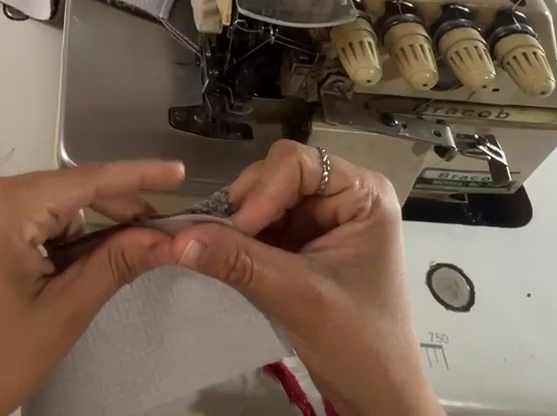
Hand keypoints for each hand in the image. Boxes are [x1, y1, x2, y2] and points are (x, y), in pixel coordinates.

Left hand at [0, 160, 184, 415]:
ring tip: (134, 244)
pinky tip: (90, 252)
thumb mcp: (66, 310)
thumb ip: (117, 263)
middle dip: (120, 205)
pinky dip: (70, 227)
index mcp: (6, 209)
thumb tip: (169, 239)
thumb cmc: (1, 354)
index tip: (177, 171)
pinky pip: (42, 208)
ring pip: (60, 197)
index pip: (84, 182)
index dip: (136, 176)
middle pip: (73, 186)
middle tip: (165, 227)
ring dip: (96, 219)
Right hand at [173, 141, 442, 415]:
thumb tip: (179, 241)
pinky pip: (260, 219)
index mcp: (363, 194)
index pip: (297, 163)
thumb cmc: (359, 343)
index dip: (263, 191)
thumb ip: (240, 262)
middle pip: (276, 174)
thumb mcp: (300, 298)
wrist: (378, 397)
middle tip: (224, 243)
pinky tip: (230, 256)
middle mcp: (343, 193)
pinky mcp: (302, 236)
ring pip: (262, 195)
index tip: (239, 230)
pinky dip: (241, 237)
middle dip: (249, 207)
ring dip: (240, 223)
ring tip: (225, 252)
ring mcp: (321, 214)